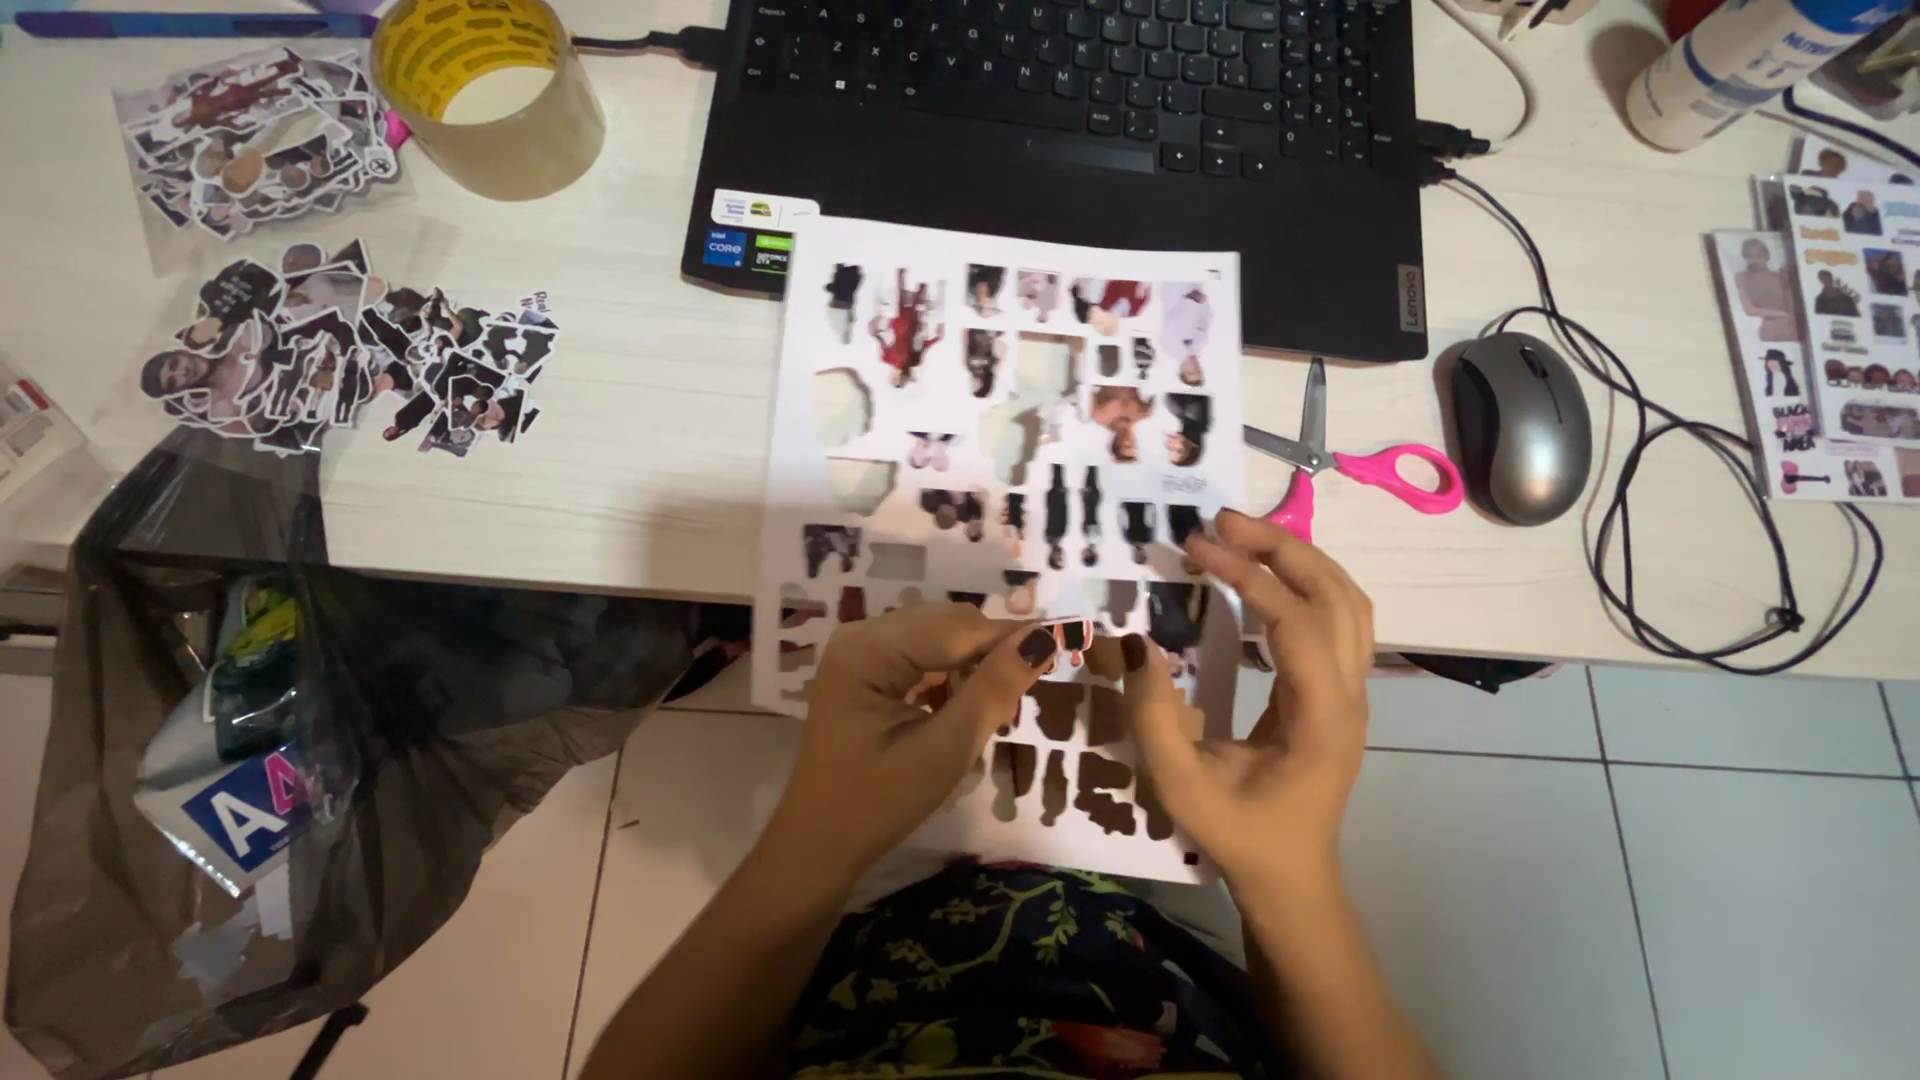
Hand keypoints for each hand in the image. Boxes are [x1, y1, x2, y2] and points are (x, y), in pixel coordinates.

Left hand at [765, 604, 1057, 885]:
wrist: (819, 844)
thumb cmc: (878, 804)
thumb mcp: (944, 750)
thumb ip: (994, 689)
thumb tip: (1046, 637)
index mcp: (867, 650)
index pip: (957, 630)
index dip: (1013, 636)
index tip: (1068, 641)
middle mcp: (862, 635)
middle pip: (948, 625)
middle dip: (992, 652)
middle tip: (1027, 692)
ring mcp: (862, 650)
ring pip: (941, 636)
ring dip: (975, 663)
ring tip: (996, 706)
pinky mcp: (867, 667)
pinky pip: (924, 653)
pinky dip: (952, 674)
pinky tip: (964, 706)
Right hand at [1123, 509, 1372, 890]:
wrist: (1292, 878)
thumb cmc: (1239, 836)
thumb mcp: (1181, 785)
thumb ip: (1154, 716)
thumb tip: (1137, 644)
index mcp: (1321, 717)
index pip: (1295, 622)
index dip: (1248, 576)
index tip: (1196, 546)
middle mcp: (1351, 694)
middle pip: (1337, 595)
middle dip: (1281, 547)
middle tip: (1221, 521)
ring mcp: (1353, 691)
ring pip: (1347, 601)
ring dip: (1299, 558)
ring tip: (1241, 535)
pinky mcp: (1339, 691)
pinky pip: (1337, 619)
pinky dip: (1305, 582)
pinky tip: (1263, 574)